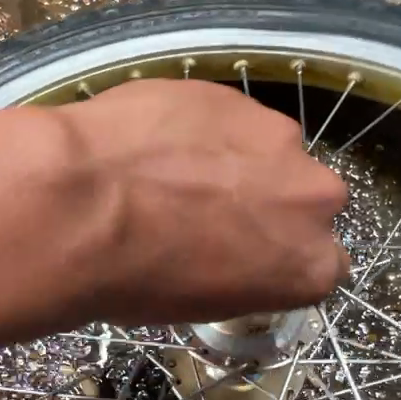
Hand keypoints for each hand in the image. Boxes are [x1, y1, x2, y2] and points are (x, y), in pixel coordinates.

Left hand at [46, 79, 349, 326]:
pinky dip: (199, 129)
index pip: (316, 263)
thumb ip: (236, 275)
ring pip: (266, 151)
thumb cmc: (135, 278)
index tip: (241, 257)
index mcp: (310, 267)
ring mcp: (277, 138)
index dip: (273, 258)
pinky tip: (154, 142)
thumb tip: (219, 256)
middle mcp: (312, 199)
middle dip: (263, 204)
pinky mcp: (234, 95)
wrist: (85, 203)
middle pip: (301, 201)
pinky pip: (226, 118)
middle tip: (205, 213)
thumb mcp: (193, 304)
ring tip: (173, 173)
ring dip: (233, 161)